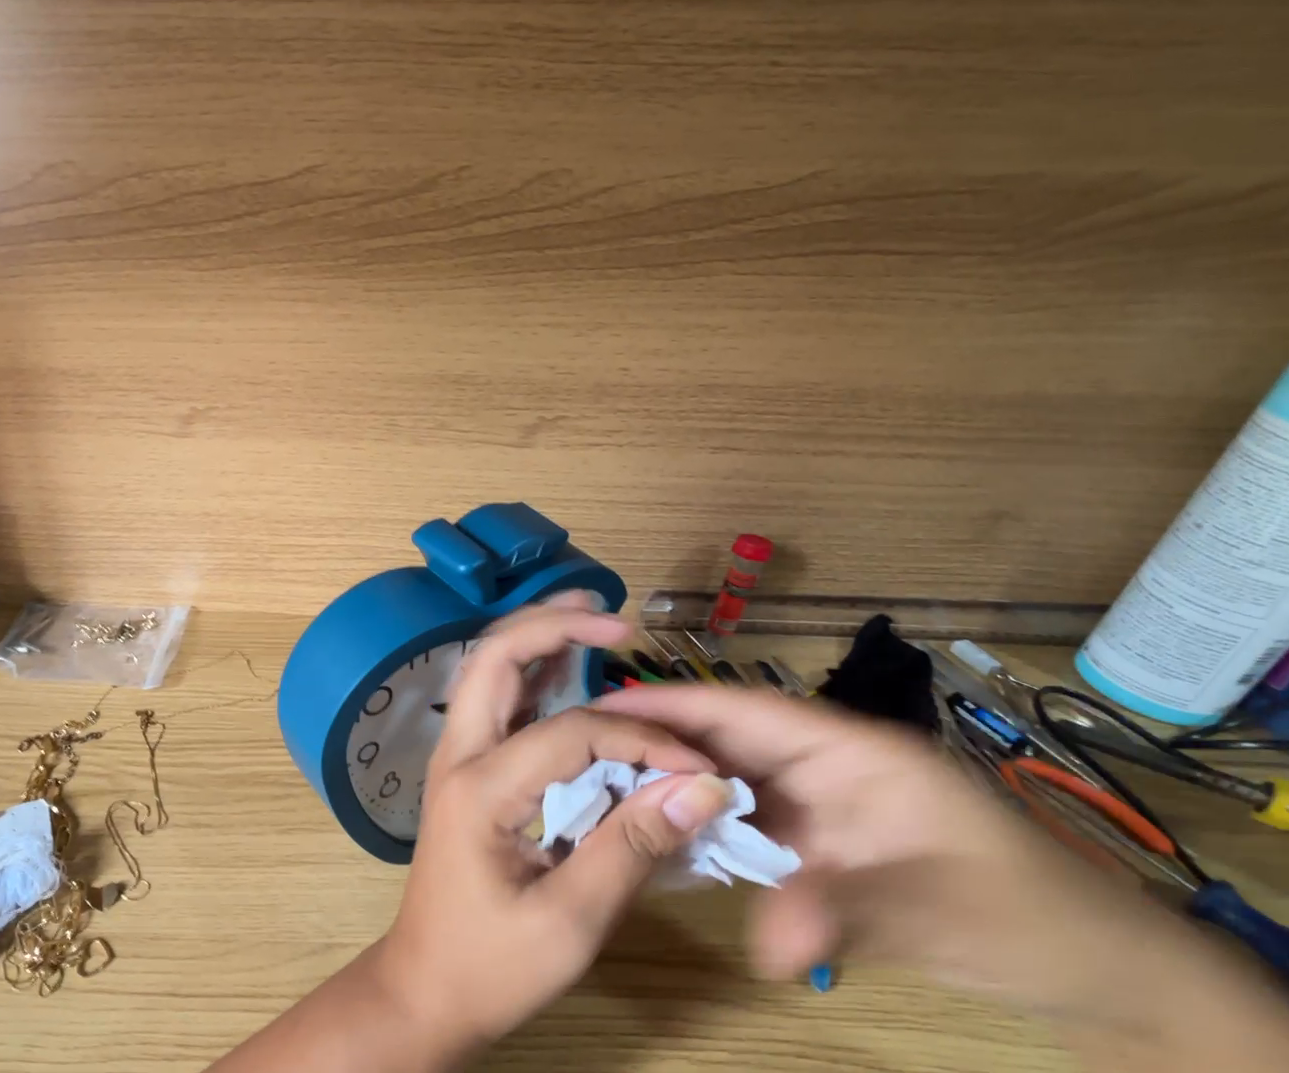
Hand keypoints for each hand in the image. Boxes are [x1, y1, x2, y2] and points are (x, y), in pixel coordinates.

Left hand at [370, 595, 735, 1052]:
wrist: (424, 988)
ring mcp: (457, 759)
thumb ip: (632, 848)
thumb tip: (699, 788)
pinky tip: (569, 669)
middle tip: (617, 620)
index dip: (641, 739)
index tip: (697, 769)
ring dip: (538, 637)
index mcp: (481, 788)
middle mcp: (459, 756)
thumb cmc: (491, 965)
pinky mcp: (468, 772)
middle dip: (553, 627)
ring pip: (490, 671)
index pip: (571, 732)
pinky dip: (534, 674)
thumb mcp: (570, 922)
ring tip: (592, 616)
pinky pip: (499, 703)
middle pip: (495, 659)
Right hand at [595, 684, 1288, 1057]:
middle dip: (656, 742)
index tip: (599, 704)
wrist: (1090, 967)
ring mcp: (818, 806)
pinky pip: (743, 827)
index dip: (671, 701)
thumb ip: (844, 912)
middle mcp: (823, 766)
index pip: (743, 709)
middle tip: (578, 753)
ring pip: (727, 782)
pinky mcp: (816, 845)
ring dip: (672, 786)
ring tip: (599, 792)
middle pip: (724, 740)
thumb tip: (764, 948)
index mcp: (849, 750)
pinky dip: (700, 830)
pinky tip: (656, 843)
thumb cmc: (1024, 915)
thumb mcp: (936, 910)